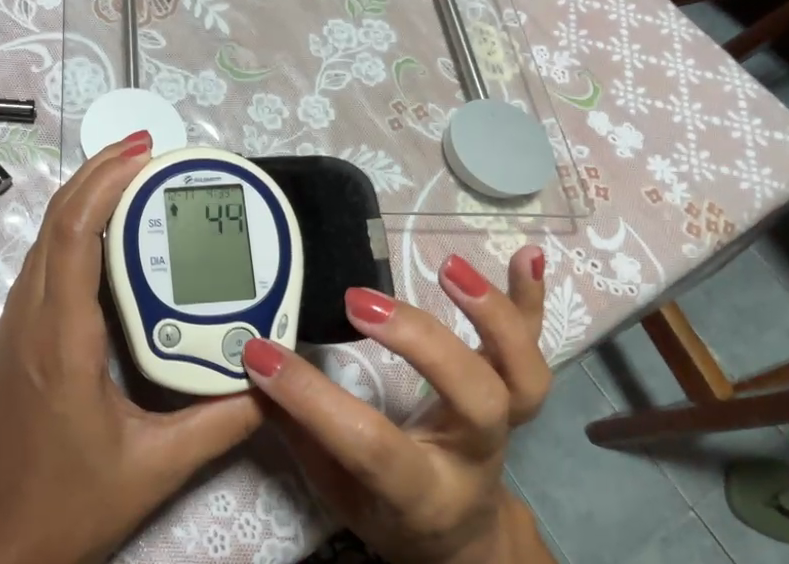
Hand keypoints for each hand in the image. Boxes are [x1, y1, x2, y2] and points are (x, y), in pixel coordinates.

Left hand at [0, 133, 263, 563]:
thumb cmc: (69, 503)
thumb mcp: (156, 466)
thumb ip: (220, 421)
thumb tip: (271, 381)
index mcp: (61, 337)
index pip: (75, 232)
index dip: (105, 180)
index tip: (144, 150)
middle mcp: (29, 317)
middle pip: (55, 220)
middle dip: (98, 173)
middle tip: (149, 151)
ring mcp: (15, 325)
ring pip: (45, 238)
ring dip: (84, 199)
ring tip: (135, 182)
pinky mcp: (16, 337)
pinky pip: (44, 264)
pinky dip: (75, 232)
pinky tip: (111, 241)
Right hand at [243, 248, 554, 563]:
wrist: (462, 534)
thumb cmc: (388, 511)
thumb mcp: (336, 492)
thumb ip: (299, 431)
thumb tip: (251, 368)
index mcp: (421, 492)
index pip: (371, 444)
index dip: (313, 397)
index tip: (261, 352)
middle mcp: (473, 456)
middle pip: (474, 399)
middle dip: (420, 342)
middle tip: (358, 301)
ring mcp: (505, 424)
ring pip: (522, 375)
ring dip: (491, 314)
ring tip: (448, 265)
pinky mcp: (515, 394)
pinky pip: (537, 346)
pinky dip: (530, 299)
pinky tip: (525, 255)